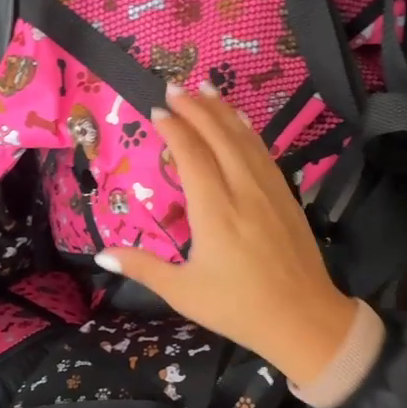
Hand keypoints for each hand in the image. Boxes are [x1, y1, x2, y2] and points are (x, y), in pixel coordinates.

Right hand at [95, 83, 365, 384]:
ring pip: (244, 139)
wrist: (305, 321)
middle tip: (173, 86)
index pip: (191, 156)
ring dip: (222, 111)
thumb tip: (101, 253)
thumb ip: (142, 268)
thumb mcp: (184, 292)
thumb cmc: (238, 309)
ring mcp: (269, 191)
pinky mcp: (286, 197)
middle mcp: (243, 192)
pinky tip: (240, 120)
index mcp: (215, 213)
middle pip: (218, 137)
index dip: (174, 129)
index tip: (156, 110)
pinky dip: (248, 131)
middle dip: (195, 108)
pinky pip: (264, 153)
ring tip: (204, 87)